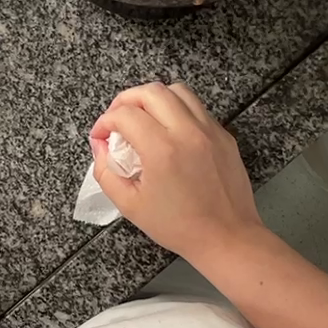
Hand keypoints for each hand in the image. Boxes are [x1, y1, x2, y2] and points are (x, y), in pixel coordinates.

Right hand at [90, 83, 268, 260]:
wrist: (227, 237)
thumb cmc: (179, 226)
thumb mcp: (130, 205)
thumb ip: (106, 172)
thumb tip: (100, 148)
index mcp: (162, 150)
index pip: (125, 114)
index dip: (104, 122)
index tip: (101, 137)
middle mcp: (187, 132)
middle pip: (150, 91)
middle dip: (125, 100)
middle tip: (117, 120)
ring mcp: (209, 130)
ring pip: (177, 90)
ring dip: (153, 98)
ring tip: (143, 118)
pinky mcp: (223, 135)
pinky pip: (196, 107)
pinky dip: (176, 109)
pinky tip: (168, 131)